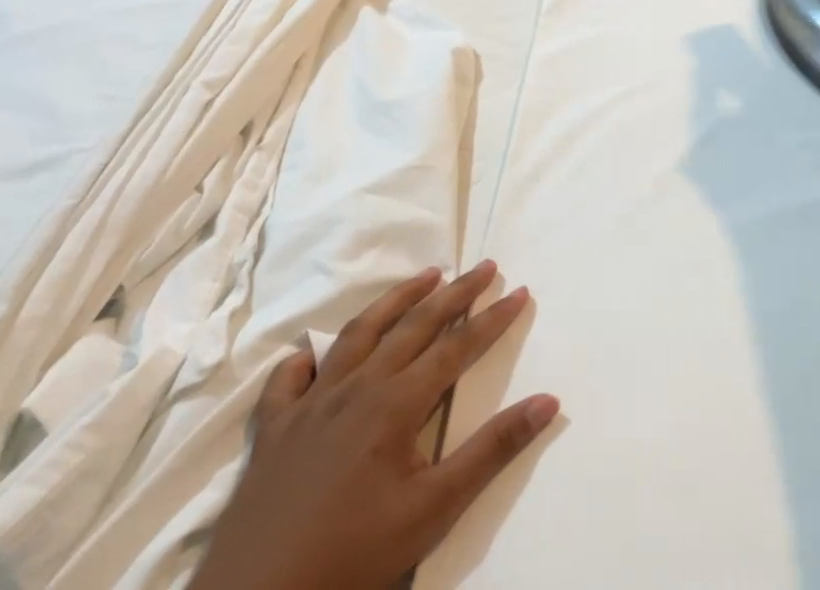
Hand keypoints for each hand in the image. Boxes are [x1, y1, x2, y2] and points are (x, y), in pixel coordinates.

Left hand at [189, 262, 558, 589]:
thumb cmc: (356, 553)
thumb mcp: (436, 507)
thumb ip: (493, 449)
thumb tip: (548, 400)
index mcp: (394, 405)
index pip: (456, 348)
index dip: (492, 319)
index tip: (520, 291)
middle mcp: (352, 391)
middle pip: (411, 328)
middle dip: (453, 294)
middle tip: (483, 267)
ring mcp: (306, 408)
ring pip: (356, 336)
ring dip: (394, 301)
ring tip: (423, 276)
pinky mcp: (271, 432)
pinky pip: (288, 379)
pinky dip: (307, 356)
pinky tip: (316, 349)